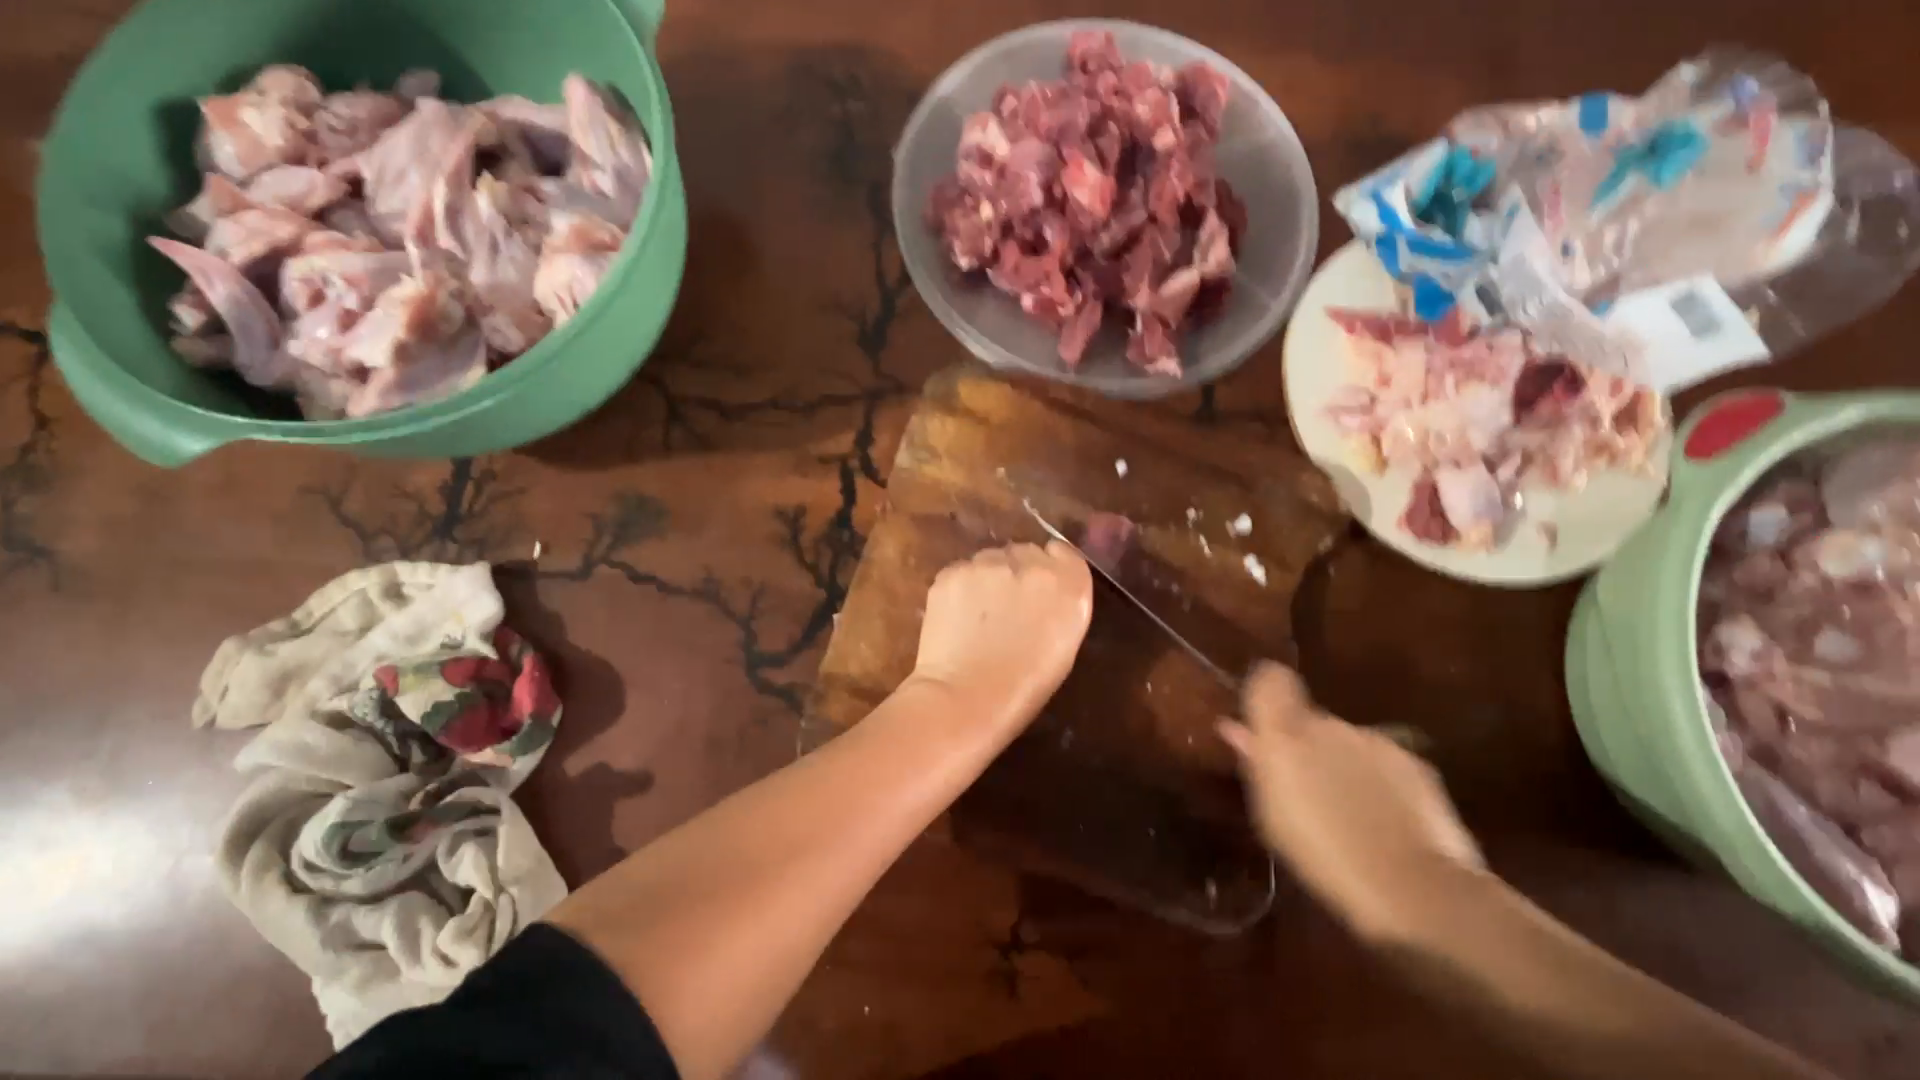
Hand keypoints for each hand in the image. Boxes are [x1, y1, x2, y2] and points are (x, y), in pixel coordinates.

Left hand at [910, 541, 1093, 738]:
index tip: (1039, 591)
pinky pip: (962, 572)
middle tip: (1006, 609)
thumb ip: (1060, 607)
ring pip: (990, 560)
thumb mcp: (1064, 645)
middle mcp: (1032, 564)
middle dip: (1017, 573)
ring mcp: (989, 564)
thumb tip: (1043, 592)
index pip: (1064, 553)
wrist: (967, 698)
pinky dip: (961, 589)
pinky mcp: (953, 572)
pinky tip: (956, 619)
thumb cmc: (1025, 688)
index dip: (1050, 569)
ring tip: (978, 618)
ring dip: (988, 579)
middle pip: (1025, 553)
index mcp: (1070, 586)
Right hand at [1219, 662, 1482, 930]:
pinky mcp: (1415, 762)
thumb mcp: (1271, 816)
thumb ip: (1255, 765)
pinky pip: (1382, 764)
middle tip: (1304, 794)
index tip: (1263, 726)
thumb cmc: (1322, 855)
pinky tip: (1383, 824)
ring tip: (1347, 817)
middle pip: (1309, 719)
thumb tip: (1237, 729)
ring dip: (1342, 766)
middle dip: (1305, 747)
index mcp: (1286, 734)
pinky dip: (1377, 784)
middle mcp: (1330, 725)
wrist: (1412, 885)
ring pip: (1347, 743)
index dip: (1266, 694)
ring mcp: (1376, 741)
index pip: (1269, 680)